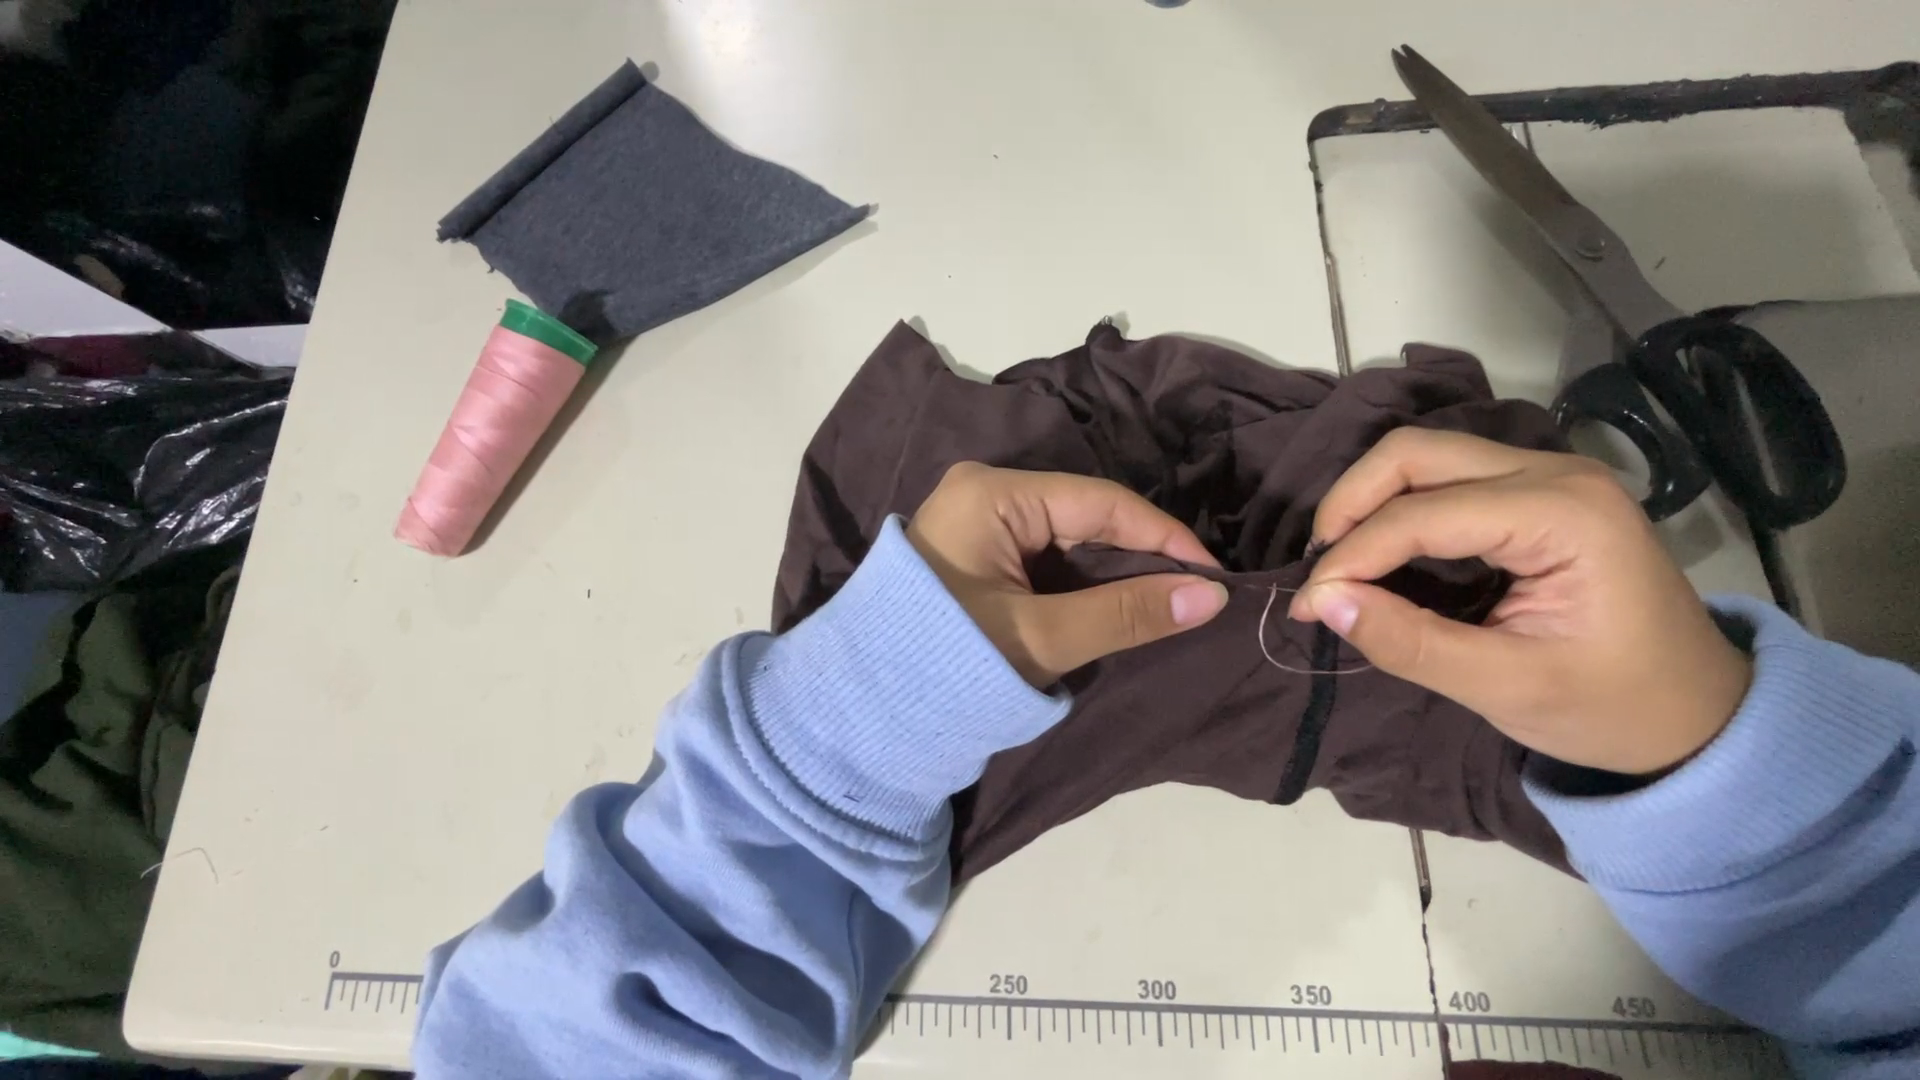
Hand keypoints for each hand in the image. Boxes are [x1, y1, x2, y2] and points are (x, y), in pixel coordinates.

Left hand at [907, 463, 1229, 686]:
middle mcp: (984, 493)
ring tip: (1165, 599)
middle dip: (1139, 554)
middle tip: (1194, 592)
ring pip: (1069, 536)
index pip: (1098, 502)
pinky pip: (1045, 554)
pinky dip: (1082, 579)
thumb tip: (1210, 596)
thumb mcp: (1042, 638)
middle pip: (1084, 514)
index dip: (1162, 536)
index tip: (1213, 575)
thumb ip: (1125, 613)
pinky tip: (1116, 601)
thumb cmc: (949, 663)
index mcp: (991, 495)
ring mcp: (978, 521)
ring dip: (1114, 569)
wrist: (868, 709)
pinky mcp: (977, 551)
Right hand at [1288, 429, 1752, 775]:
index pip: (1419, 514)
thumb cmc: (1612, 706)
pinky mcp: (1531, 491)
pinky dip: (1392, 508)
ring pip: (1420, 456)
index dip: (1350, 557)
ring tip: (1339, 563)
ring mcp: (1544, 474)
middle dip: (1347, 506)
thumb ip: (1410, 642)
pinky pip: (1439, 477)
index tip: (1307, 606)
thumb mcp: (1507, 688)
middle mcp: (1552, 473)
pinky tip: (1376, 552)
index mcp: (1563, 515)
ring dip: (1365, 503)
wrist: (1701, 713)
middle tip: (1318, 570)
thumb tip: (1320, 601)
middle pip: (1412, 453)